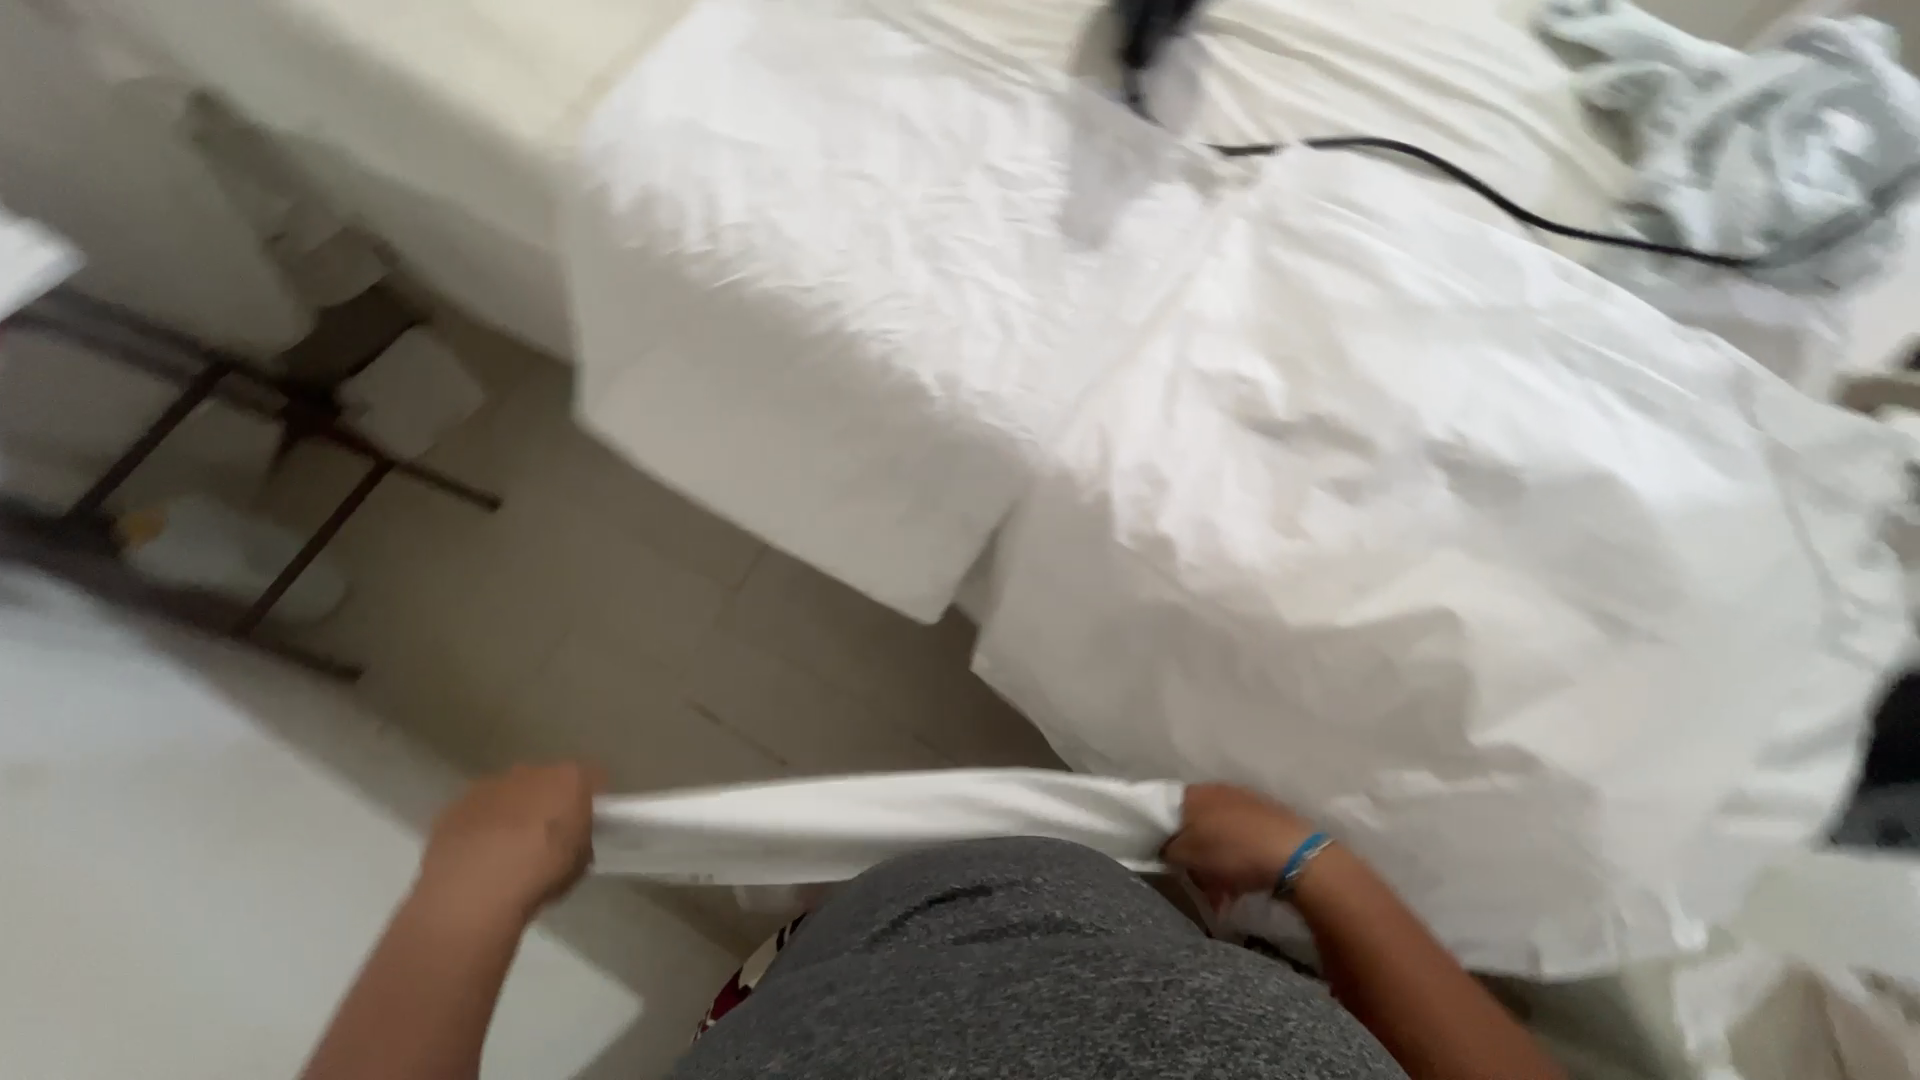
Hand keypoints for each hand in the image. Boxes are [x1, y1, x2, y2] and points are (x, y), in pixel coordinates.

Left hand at [415, 763, 604, 925]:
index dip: (591, 799)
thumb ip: (580, 839)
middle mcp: (531, 772)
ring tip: (507, 849)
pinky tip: (478, 856)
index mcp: (569, 780)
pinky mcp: (454, 807)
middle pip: (547, 781)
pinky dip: (481, 827)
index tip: (587, 822)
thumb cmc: (540, 873)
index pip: (591, 778)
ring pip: (510, 793)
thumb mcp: (581, 862)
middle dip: (549, 802)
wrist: (472, 893)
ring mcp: (489, 786)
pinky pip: (477, 811)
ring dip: (513, 812)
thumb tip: (571, 839)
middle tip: (547, 836)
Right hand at [1162, 783, 1319, 906]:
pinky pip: (1242, 837)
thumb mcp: (1186, 856)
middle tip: (1194, 878)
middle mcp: (1216, 789)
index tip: (1164, 858)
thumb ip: (1166, 849)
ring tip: (1222, 889)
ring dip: (1216, 859)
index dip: (1161, 834)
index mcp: (1192, 793)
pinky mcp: (1270, 815)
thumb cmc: (1231, 852)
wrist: (1294, 854)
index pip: (1163, 809)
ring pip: (1219, 832)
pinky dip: (1238, 857)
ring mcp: (1246, 800)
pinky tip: (1243, 880)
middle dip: (1192, 852)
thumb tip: (1163, 847)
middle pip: (1193, 823)